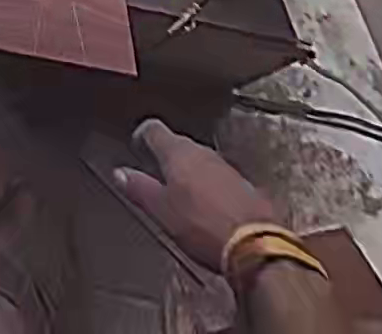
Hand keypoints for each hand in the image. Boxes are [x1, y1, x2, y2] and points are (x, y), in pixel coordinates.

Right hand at [114, 118, 277, 271]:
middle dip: (168, 157)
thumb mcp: (160, 210)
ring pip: (204, 163)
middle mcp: (204, 153)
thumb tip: (120, 174)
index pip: (153, 128)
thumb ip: (138, 188)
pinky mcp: (252, 191)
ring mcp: (230, 171)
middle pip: (180, 145)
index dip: (142, 136)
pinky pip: (225, 182)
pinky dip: (215, 191)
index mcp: (177, 152)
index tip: (138, 148)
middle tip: (158, 176)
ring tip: (185, 197)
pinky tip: (212, 211)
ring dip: (193, 174)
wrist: (261, 251)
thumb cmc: (205, 227)